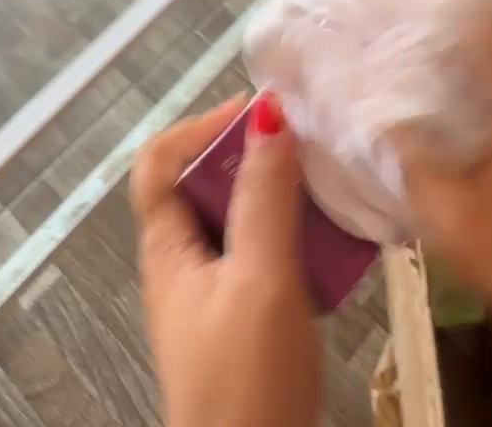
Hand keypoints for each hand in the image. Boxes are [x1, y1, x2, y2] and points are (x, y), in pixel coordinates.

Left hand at [132, 95, 319, 426]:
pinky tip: (333, 238)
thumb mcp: (260, 279)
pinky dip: (293, 233)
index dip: (201, 127)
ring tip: (328, 183)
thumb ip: (265, 198)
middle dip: (251, 156)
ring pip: (238, 217)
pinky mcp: (245, 315)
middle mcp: (183, 262)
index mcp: (167, 248)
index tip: (261, 118)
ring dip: (279, 194)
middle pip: (203, 182)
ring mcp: (214, 291)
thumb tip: (268, 115)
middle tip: (307, 145)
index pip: (158, 161)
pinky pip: (263, 251)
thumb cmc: (247, 375)